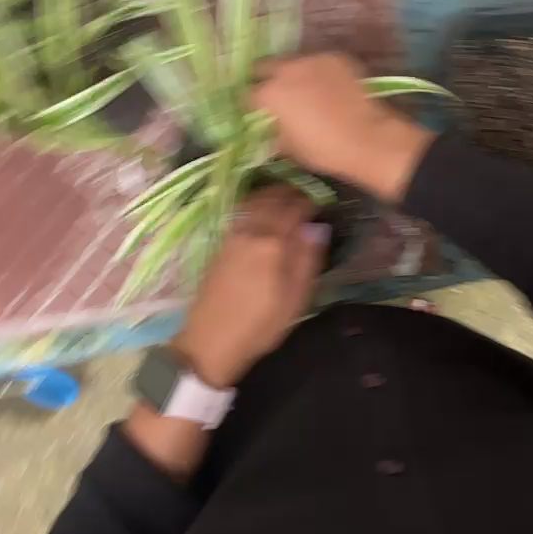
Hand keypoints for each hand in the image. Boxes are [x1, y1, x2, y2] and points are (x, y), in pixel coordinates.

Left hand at [172, 185, 328, 386]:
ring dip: (272, 193)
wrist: (210, 341)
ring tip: (285, 195)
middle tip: (305, 194)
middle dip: (291, 192)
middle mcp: (252, 232)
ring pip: (255, 201)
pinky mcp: (221, 242)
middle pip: (273, 199)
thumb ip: (308, 260)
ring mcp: (233, 235)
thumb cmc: (260, 326)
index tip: (321, 201)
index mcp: (274, 244)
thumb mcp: (295, 299)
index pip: (295, 208)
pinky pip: (241, 211)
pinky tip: (262, 209)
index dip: (310, 201)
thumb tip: (318, 227)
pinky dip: (255, 202)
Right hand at [253, 53, 432, 203]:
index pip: (247, 94)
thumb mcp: (288, 148)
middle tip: (274, 96)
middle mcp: (287, 69)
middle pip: (264, 67)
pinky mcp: (336, 58)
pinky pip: (318, 63)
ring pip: (292, 62)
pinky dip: (316, 73)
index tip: (256, 112)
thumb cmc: (323, 149)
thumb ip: (273, 132)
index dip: (251, 105)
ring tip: (302, 90)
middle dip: (265, 80)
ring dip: (291, 74)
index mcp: (270, 93)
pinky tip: (326, 88)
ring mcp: (313, 60)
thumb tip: (269, 129)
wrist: (367, 138)